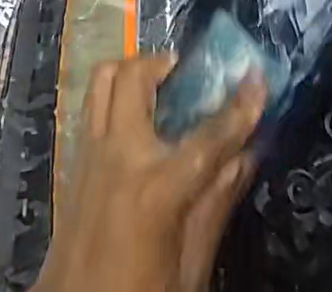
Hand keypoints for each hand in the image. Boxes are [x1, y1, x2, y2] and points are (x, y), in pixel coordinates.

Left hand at [35, 56, 265, 291]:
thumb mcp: (190, 268)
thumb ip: (216, 205)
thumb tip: (246, 156)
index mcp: (157, 188)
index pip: (209, 136)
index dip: (240, 106)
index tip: (258, 77)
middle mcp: (119, 155)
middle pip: (136, 78)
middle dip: (164, 63)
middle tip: (187, 72)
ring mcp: (90, 153)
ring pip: (103, 78)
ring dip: (132, 69)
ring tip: (159, 82)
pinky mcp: (73, 160)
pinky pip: (92, 104)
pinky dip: (114, 92)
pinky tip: (135, 114)